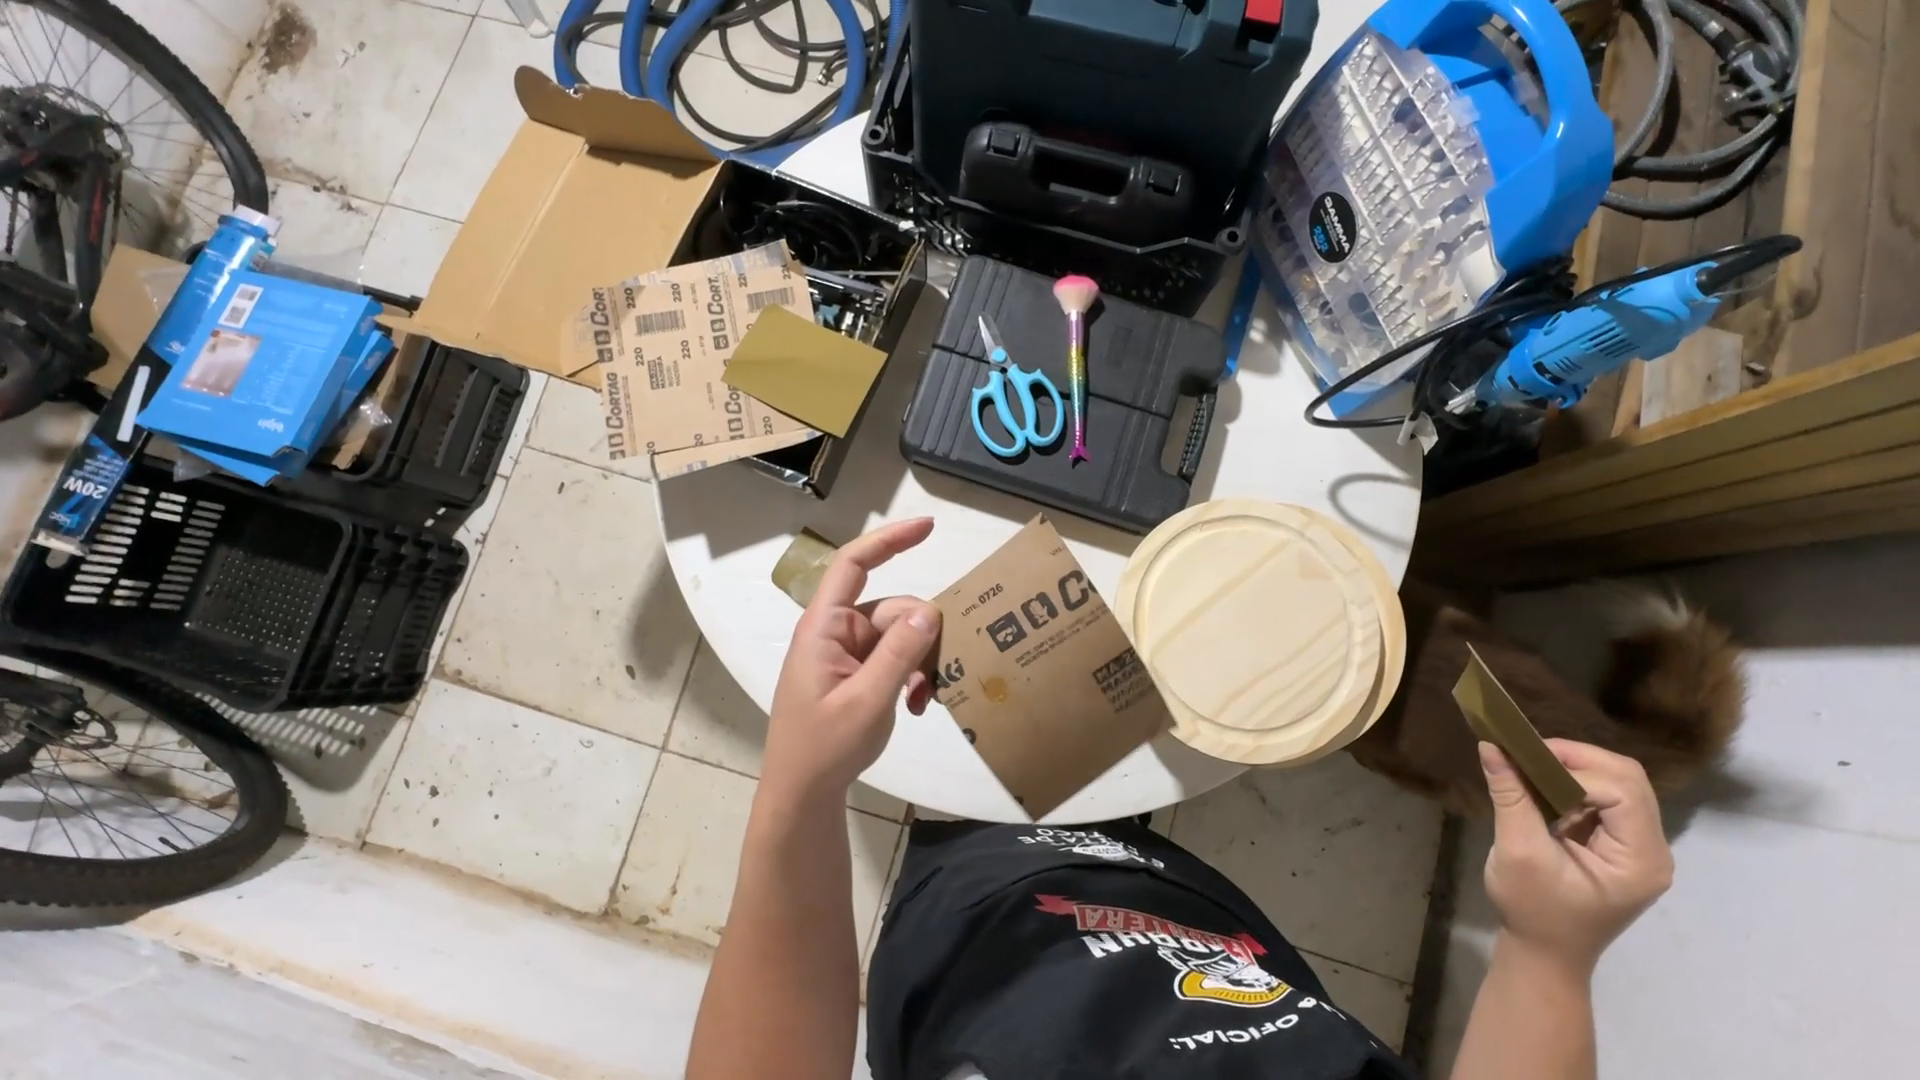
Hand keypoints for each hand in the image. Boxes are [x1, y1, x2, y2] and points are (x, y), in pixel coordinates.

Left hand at [762, 519, 942, 800]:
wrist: (804, 793)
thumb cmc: (823, 747)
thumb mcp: (867, 701)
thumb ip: (898, 654)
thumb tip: (930, 610)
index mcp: (824, 628)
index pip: (852, 565)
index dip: (888, 541)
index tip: (928, 528)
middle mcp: (836, 632)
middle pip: (891, 610)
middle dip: (921, 635)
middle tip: (941, 672)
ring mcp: (847, 654)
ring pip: (900, 637)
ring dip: (920, 663)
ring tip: (928, 699)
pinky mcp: (858, 675)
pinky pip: (895, 660)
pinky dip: (911, 677)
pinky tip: (918, 705)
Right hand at [1480, 739, 1674, 976]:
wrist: (1544, 953)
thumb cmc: (1533, 909)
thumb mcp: (1517, 851)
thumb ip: (1510, 797)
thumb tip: (1491, 745)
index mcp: (1641, 858)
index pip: (1620, 792)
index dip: (1575, 770)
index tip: (1524, 760)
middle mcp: (1653, 849)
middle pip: (1628, 779)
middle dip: (1578, 759)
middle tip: (1528, 754)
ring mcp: (1639, 847)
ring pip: (1620, 784)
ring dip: (1576, 769)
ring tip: (1531, 768)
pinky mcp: (1620, 845)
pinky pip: (1606, 799)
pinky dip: (1574, 784)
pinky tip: (1542, 789)